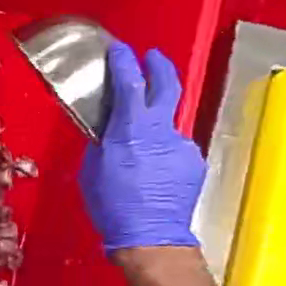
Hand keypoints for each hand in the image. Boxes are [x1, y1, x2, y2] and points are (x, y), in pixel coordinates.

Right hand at [80, 41, 204, 253]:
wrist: (150, 236)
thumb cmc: (112, 206)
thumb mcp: (92, 172)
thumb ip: (101, 145)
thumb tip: (107, 132)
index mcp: (132, 130)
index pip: (131, 83)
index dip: (125, 61)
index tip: (121, 49)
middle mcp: (163, 130)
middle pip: (168, 86)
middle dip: (159, 67)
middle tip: (152, 57)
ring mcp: (183, 145)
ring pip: (167, 125)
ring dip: (154, 126)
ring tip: (138, 146)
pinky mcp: (193, 163)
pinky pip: (174, 149)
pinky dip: (162, 153)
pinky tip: (150, 172)